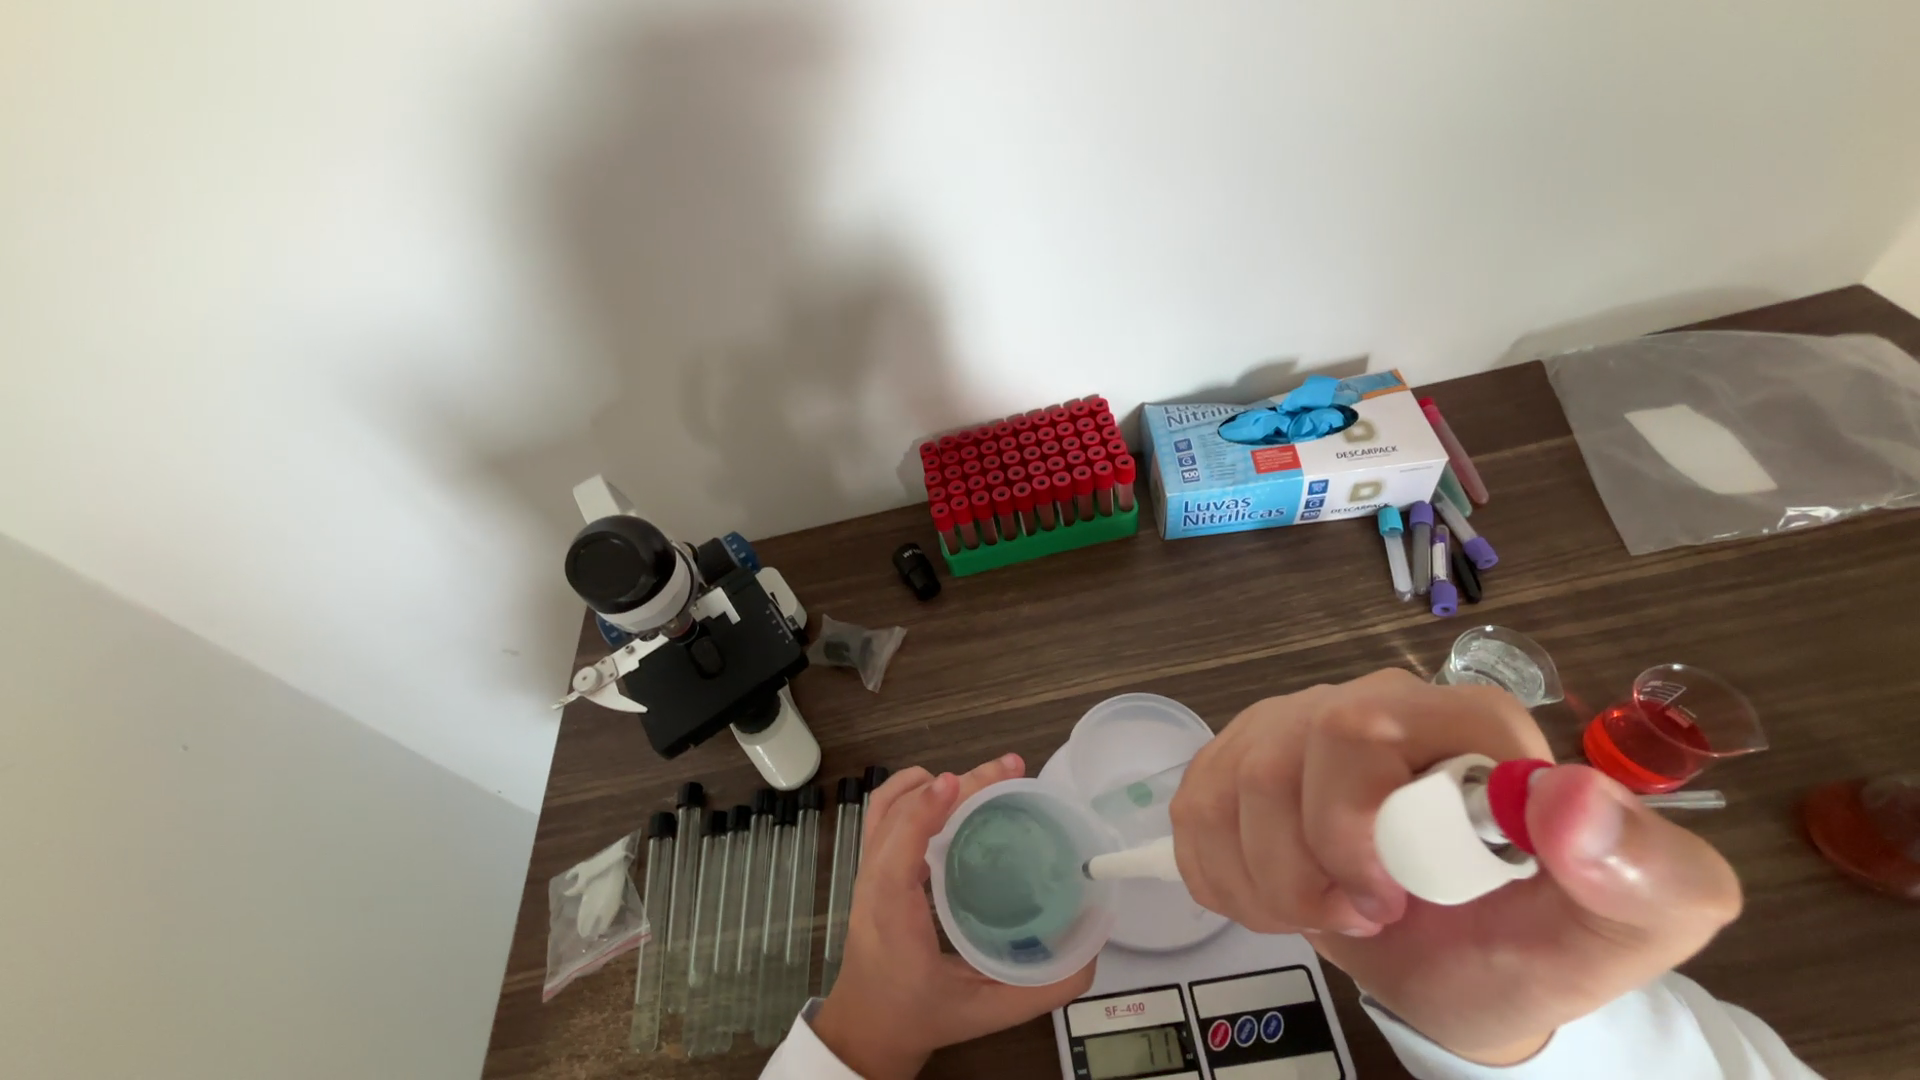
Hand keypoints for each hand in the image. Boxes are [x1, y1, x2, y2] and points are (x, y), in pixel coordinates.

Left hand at [812, 756, 1095, 1078]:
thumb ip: (1038, 990)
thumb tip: (1088, 955)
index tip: (956, 782)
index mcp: (892, 915)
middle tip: (1007, 769)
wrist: (867, 1027)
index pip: (897, 849)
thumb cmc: (918, 1016)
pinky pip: (882, 814)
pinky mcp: (872, 866)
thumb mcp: (983, 1012)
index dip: (923, 811)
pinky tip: (946, 792)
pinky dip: (911, 791)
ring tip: (977, 775)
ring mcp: (867, 870)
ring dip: (927, 781)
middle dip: (951, 784)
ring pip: (885, 805)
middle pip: (899, 813)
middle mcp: (873, 882)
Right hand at [1169, 668, 1742, 1064]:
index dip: (1353, 821)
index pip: (1364, 727)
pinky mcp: (1231, 761)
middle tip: (1357, 921)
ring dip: (1265, 884)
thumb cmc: (1525, 944)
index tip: (1388, 902)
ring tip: (1322, 919)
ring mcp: (1284, 727)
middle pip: (1282, 760)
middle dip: (1303, 865)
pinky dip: (1225, 880)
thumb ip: (1644, 872)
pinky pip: (1194, 812)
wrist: (1449, 968)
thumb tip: (1570, 798)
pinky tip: (1275, 901)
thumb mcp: (1621, 935)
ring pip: (1230, 788)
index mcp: (1453, 720)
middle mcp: (1361, 703)